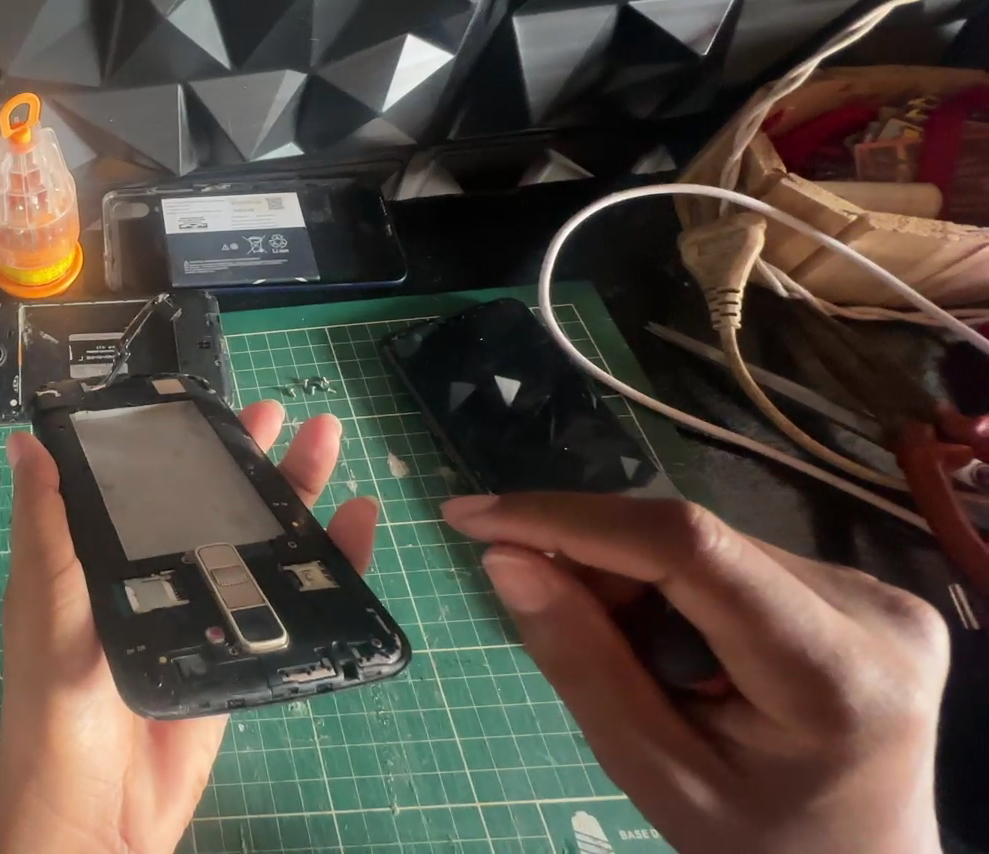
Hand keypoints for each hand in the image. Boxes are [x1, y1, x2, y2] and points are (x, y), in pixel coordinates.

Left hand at [0, 401, 378, 853]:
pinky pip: (289, 596)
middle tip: (278, 413)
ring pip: (254, 538)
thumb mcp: (43, 596)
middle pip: (207, 500)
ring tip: (325, 442)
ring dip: (291, 492)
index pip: (143, 479)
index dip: (173, 439)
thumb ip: (43, 521)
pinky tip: (354, 526)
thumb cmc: (56, 696)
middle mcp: (154, 570)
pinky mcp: (239, 650)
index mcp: (102, 551)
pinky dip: (327, 562)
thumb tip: (26, 440)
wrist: (97, 811)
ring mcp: (201, 608)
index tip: (199, 402)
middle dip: (242, 455)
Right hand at [443, 492, 947, 853]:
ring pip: (686, 539)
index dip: (566, 518)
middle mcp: (867, 609)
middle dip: (585, 560)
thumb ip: (578, 661)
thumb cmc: (752, 837)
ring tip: (612, 644)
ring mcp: (863, 592)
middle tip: (538, 603)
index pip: (684, 547)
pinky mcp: (844, 587)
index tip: (470, 516)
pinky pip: (709, 551)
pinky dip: (648, 578)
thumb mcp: (649, 768)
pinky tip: (651, 634)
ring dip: (614, 572)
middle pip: (680, 540)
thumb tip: (502, 557)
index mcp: (835, 673)